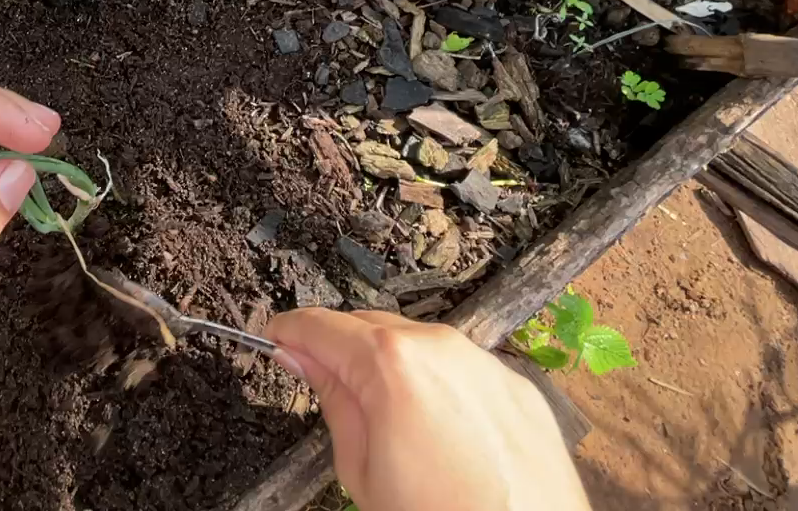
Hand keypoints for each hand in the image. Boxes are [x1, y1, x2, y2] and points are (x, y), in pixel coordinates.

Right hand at [267, 309, 589, 510]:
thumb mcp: (362, 472)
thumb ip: (332, 400)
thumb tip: (301, 358)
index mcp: (389, 362)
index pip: (319, 325)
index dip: (290, 332)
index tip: (277, 341)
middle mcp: (437, 344)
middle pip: (367, 326)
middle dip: (342, 349)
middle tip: (330, 388)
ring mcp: (484, 362)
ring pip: (415, 342)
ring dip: (391, 363)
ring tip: (391, 418)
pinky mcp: (520, 387)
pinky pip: (461, 368)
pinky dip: (439, 383)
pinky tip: (443, 432)